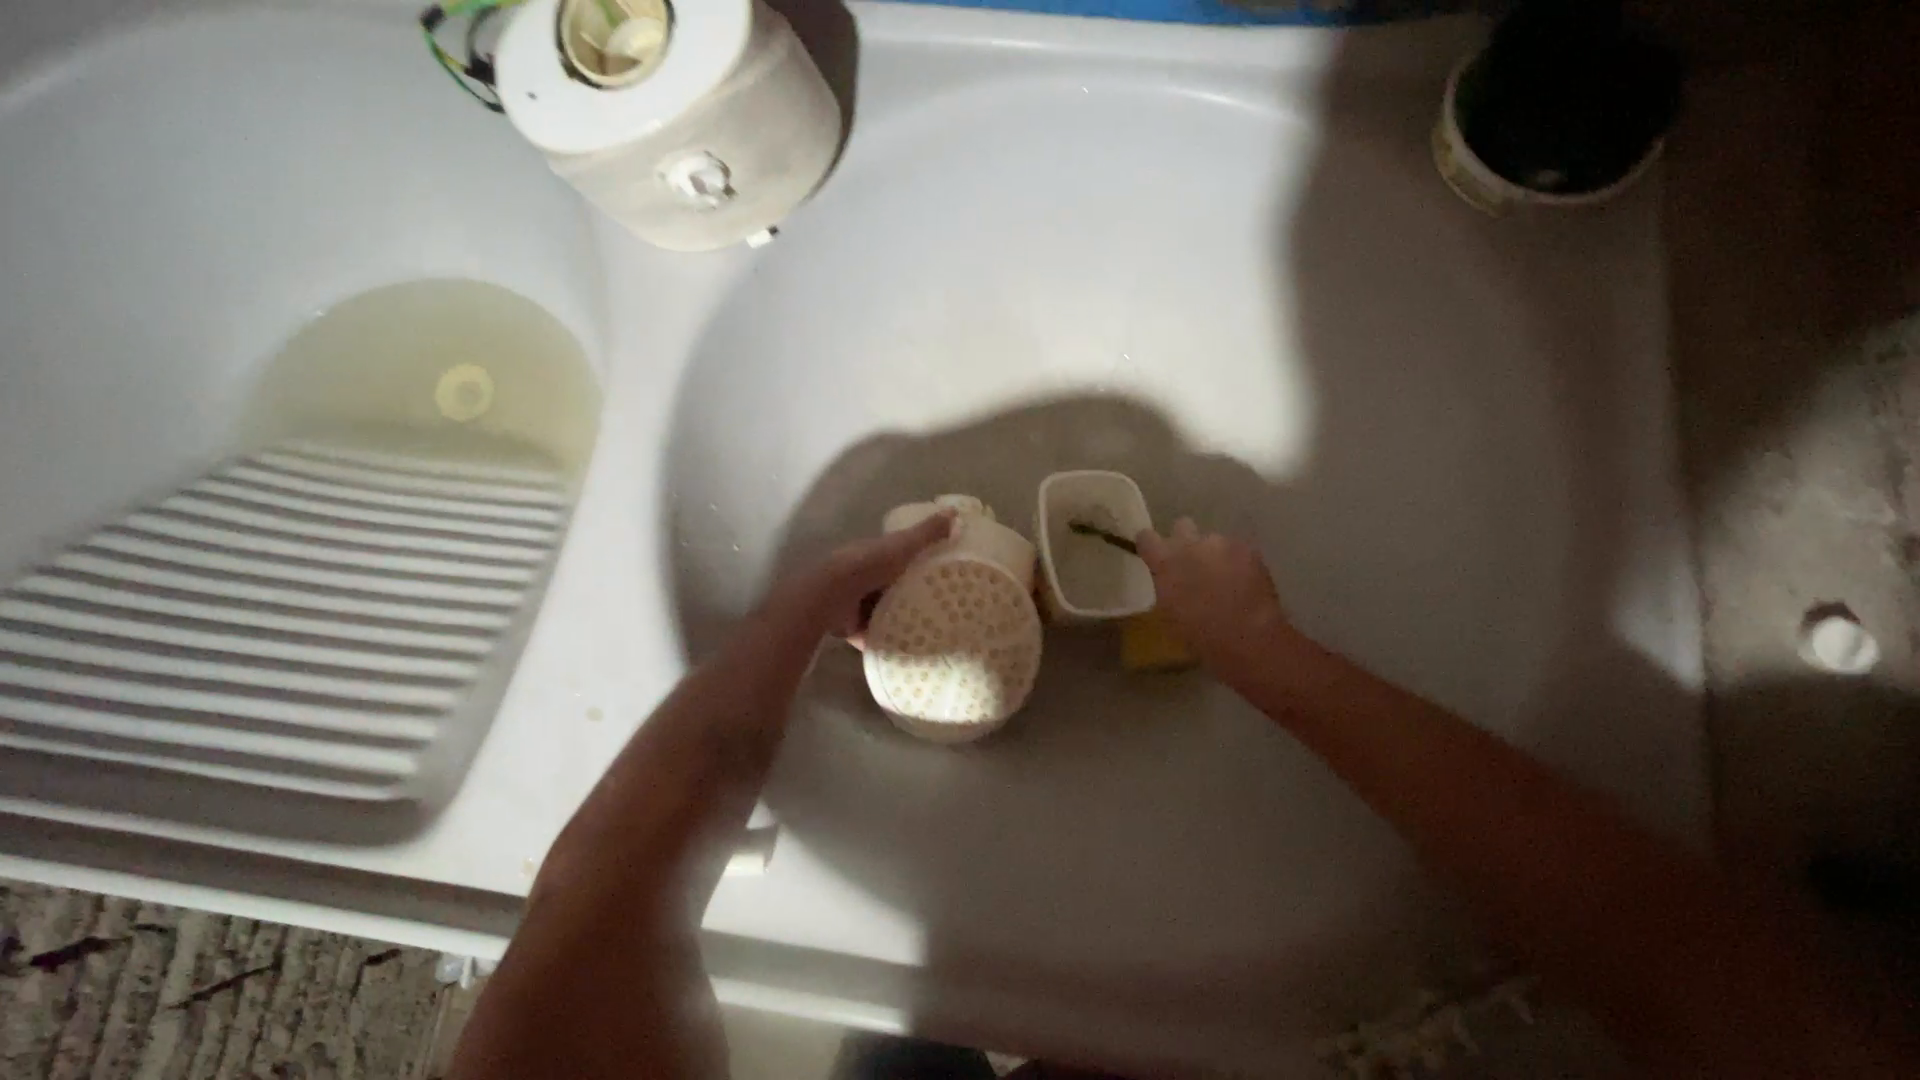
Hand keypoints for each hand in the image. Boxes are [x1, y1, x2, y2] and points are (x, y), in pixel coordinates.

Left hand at [765, 510, 956, 641]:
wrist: (832, 596)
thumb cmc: (869, 566)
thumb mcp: (903, 546)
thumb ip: (927, 533)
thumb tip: (955, 511)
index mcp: (874, 555)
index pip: (897, 558)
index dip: (915, 564)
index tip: (940, 575)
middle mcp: (863, 577)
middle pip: (890, 587)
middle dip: (908, 596)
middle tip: (939, 608)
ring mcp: (854, 603)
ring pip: (881, 612)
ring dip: (898, 620)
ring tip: (928, 630)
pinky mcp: (849, 627)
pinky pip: (871, 635)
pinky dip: (884, 641)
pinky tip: (905, 648)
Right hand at [1135, 518, 1294, 675]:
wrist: (1249, 638)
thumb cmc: (1201, 635)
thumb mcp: (1168, 611)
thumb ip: (1165, 584)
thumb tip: (1167, 576)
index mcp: (1165, 561)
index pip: (1146, 537)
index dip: (1150, 546)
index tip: (1154, 556)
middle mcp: (1192, 544)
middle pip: (1182, 526)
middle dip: (1185, 541)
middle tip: (1192, 564)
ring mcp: (1223, 543)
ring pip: (1213, 540)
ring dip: (1214, 554)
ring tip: (1225, 579)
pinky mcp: (1249, 549)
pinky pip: (1237, 549)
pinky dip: (1238, 562)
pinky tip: (1244, 583)